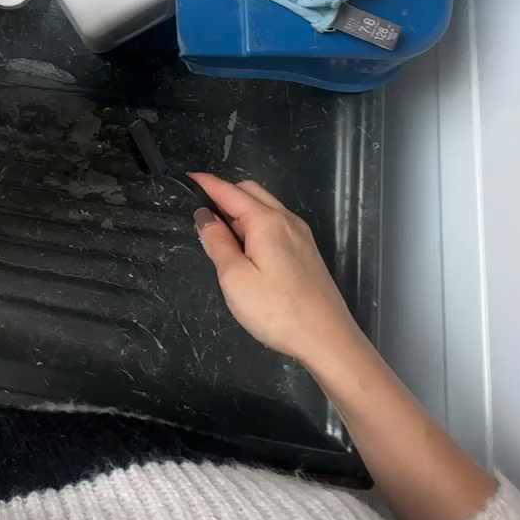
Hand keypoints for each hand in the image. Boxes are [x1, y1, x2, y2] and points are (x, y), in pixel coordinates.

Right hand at [192, 174, 364, 369]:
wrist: (330, 342)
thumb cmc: (277, 311)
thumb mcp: (235, 278)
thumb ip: (217, 243)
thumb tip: (204, 217)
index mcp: (266, 222)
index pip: (230, 192)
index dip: (207, 183)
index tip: (189, 177)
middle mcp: (286, 221)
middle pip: (251, 192)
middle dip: (225, 193)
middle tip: (202, 211)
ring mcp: (301, 236)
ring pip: (265, 206)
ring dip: (241, 209)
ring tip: (220, 231)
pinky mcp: (307, 252)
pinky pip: (276, 222)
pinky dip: (255, 222)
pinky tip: (246, 246)